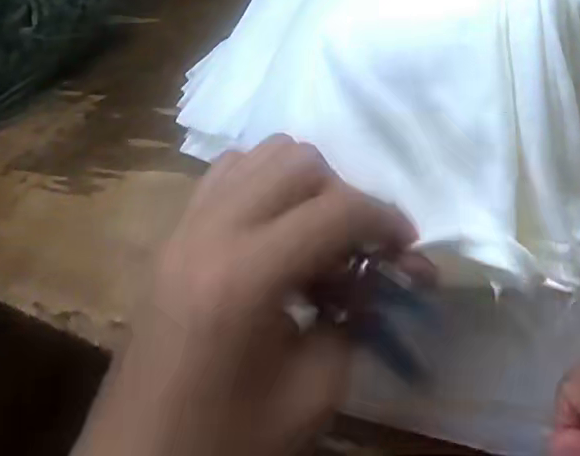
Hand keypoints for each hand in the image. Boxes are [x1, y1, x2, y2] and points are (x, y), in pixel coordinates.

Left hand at [75, 136, 424, 455]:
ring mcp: (186, 224)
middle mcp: (213, 229)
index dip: (383, 219)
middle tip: (358, 244)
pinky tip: (274, 228)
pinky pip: (228, 171)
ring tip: (315, 233)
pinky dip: (263, 180)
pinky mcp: (173, 231)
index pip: (335, 210)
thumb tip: (375, 274)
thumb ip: (353, 318)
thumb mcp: (312, 392)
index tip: (406, 244)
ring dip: (303, 181)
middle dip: (343, 195)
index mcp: (246, 275)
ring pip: (263, 152)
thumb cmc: (228, 440)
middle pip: (299, 161)